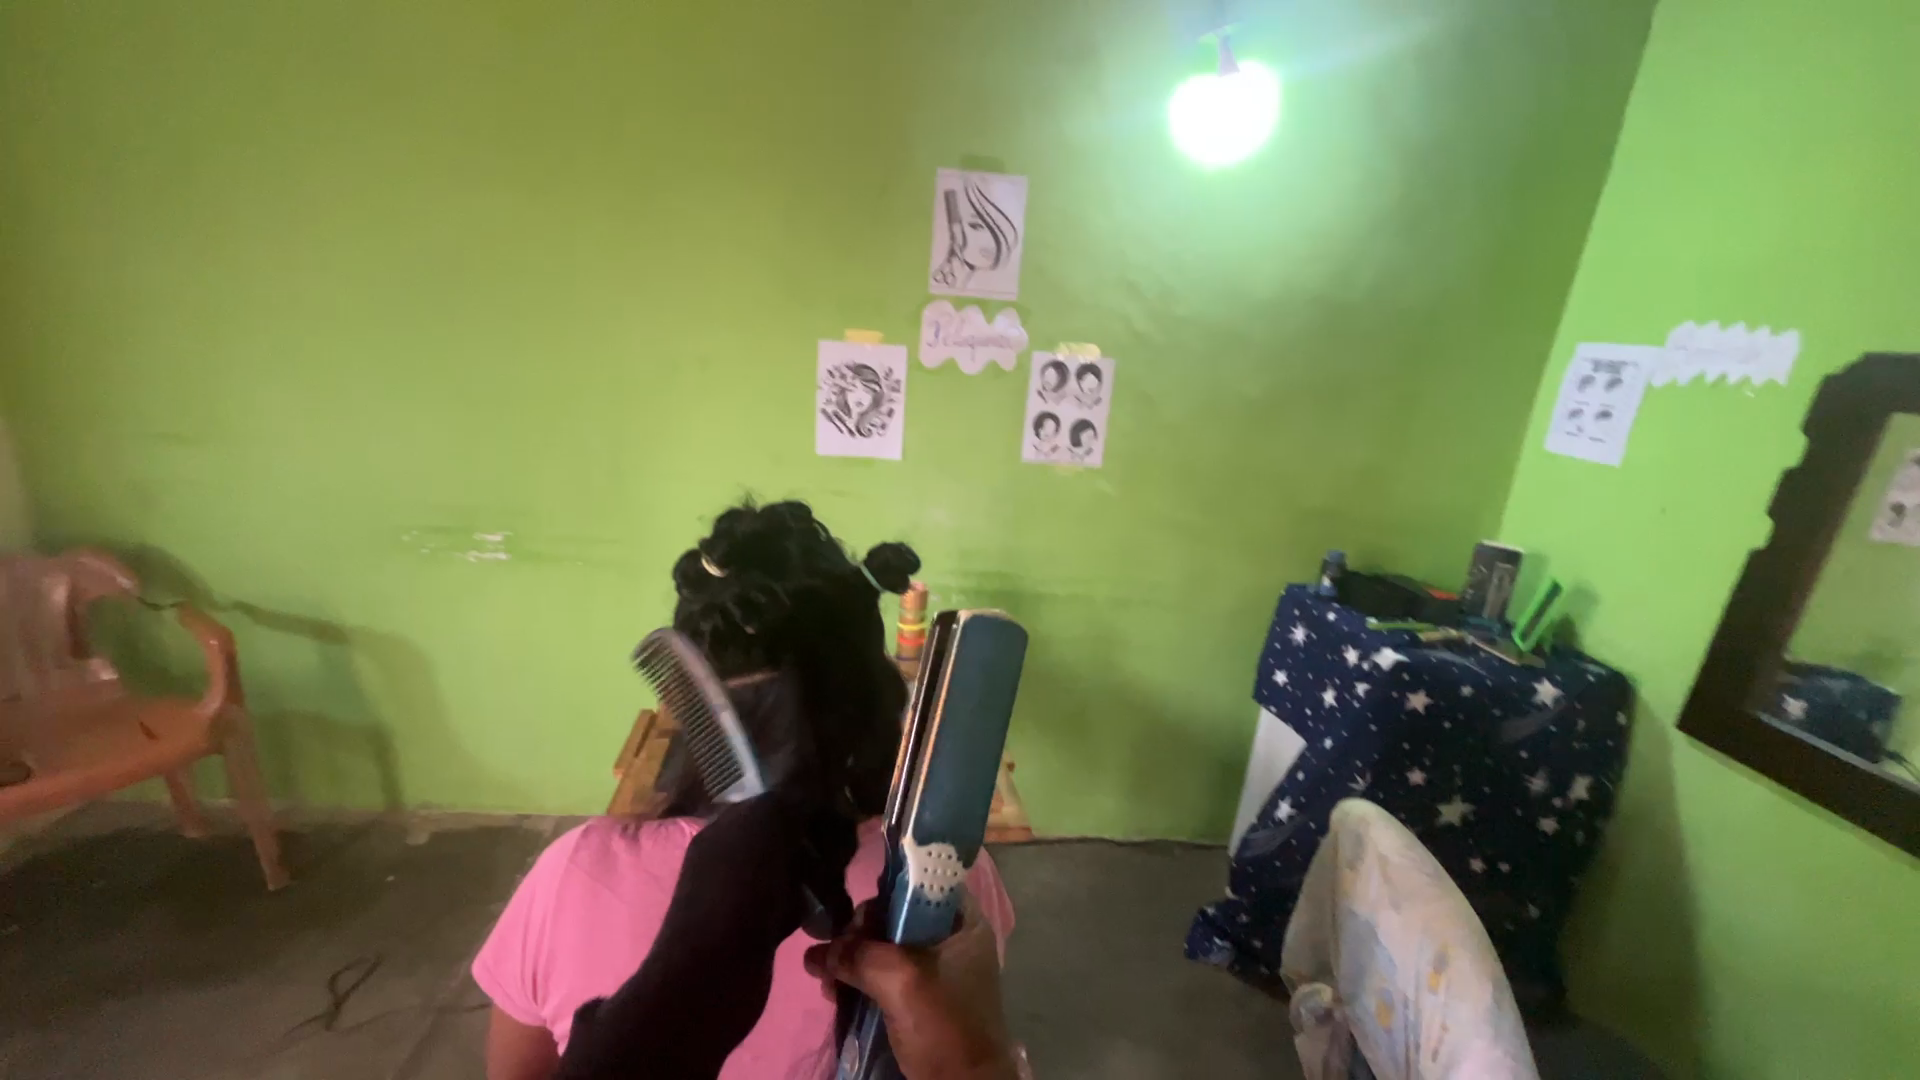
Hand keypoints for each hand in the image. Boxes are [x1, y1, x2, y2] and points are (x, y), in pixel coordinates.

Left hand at [558, 794, 857, 1079]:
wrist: (711, 978)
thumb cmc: (738, 892)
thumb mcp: (764, 824)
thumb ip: (788, 801)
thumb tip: (811, 794)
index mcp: (726, 826)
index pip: (777, 802)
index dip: (810, 807)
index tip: (840, 820)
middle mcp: (731, 856)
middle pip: (789, 837)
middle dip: (819, 844)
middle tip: (841, 860)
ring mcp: (743, 894)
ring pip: (796, 871)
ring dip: (821, 876)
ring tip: (838, 889)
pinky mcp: (757, 929)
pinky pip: (794, 904)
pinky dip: (814, 906)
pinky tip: (828, 914)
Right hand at [804, 893, 1018, 1079]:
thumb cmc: (944, 1026)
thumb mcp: (900, 981)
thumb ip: (859, 956)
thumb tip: (815, 952)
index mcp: (963, 920)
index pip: (921, 882)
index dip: (886, 892)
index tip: (858, 918)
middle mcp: (951, 936)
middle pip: (896, 915)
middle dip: (860, 934)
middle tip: (836, 955)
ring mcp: (937, 968)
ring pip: (885, 947)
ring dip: (853, 959)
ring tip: (827, 979)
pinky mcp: (921, 997)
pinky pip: (884, 975)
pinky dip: (860, 980)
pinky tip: (834, 991)